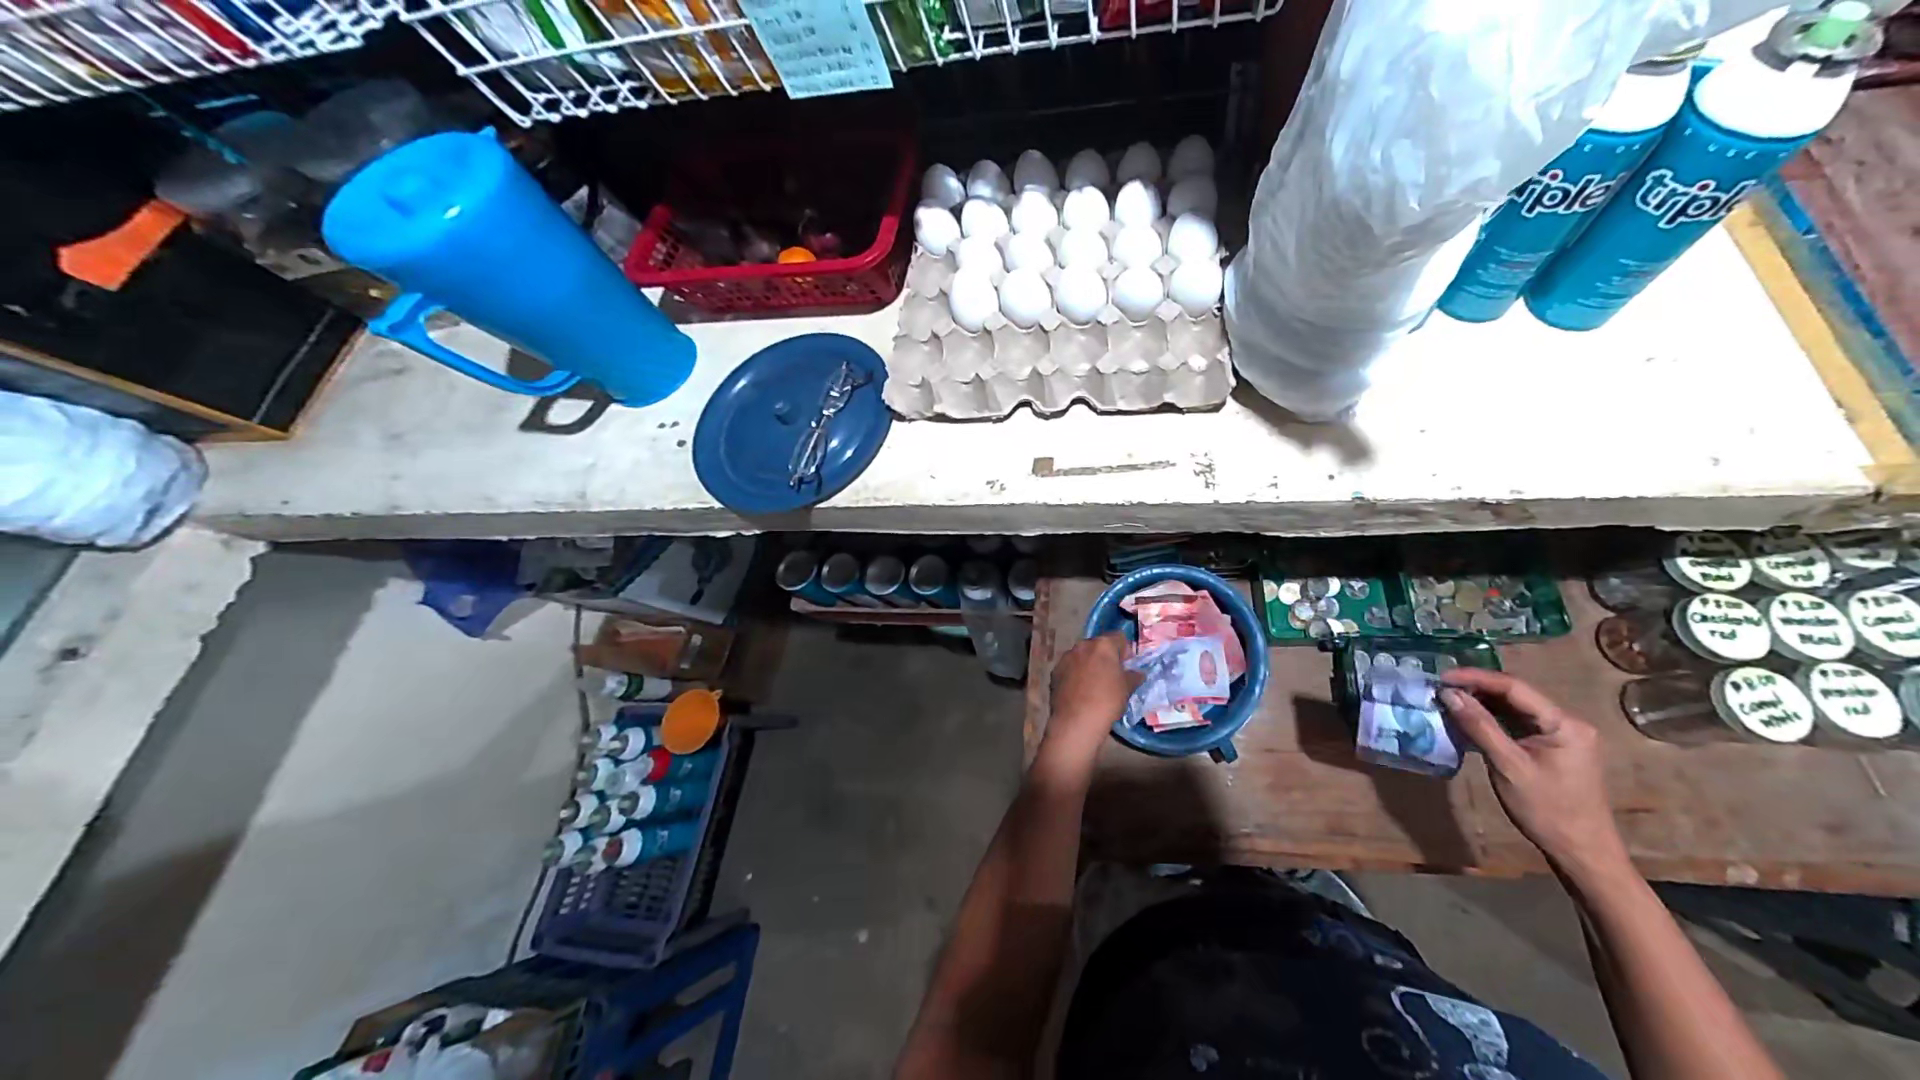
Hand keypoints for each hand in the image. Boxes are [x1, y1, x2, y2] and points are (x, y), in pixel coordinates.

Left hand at [1045, 633, 1134, 754]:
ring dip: (1088, 664)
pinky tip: (1079, 691)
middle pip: (1098, 645)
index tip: (1125, 666)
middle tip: (1110, 675)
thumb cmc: (1107, 700)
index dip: (1124, 650)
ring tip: (1092, 685)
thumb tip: (1138, 673)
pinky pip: (1069, 668)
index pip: (1118, 637)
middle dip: (1104, 657)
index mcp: (1103, 645)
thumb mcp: (1127, 688)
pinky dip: (1075, 674)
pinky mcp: (1055, 671)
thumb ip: (1133, 676)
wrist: (1077, 720)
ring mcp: (1066, 657)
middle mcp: (1082, 645)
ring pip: (1081, 656)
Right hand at [1439, 669, 1629, 879]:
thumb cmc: (1547, 810)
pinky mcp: (1551, 748)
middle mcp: (1567, 723)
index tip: (1441, 677)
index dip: (1475, 678)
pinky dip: (1491, 720)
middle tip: (1439, 688)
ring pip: (1514, 709)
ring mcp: (1561, 736)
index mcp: (1564, 724)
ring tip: (1447, 701)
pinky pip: (1517, 724)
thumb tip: (1449, 694)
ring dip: (1481, 704)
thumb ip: (1480, 727)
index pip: (1514, 687)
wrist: (1581, 851)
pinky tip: (1468, 720)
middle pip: (1515, 695)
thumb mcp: (1508, 766)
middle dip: (1476, 689)